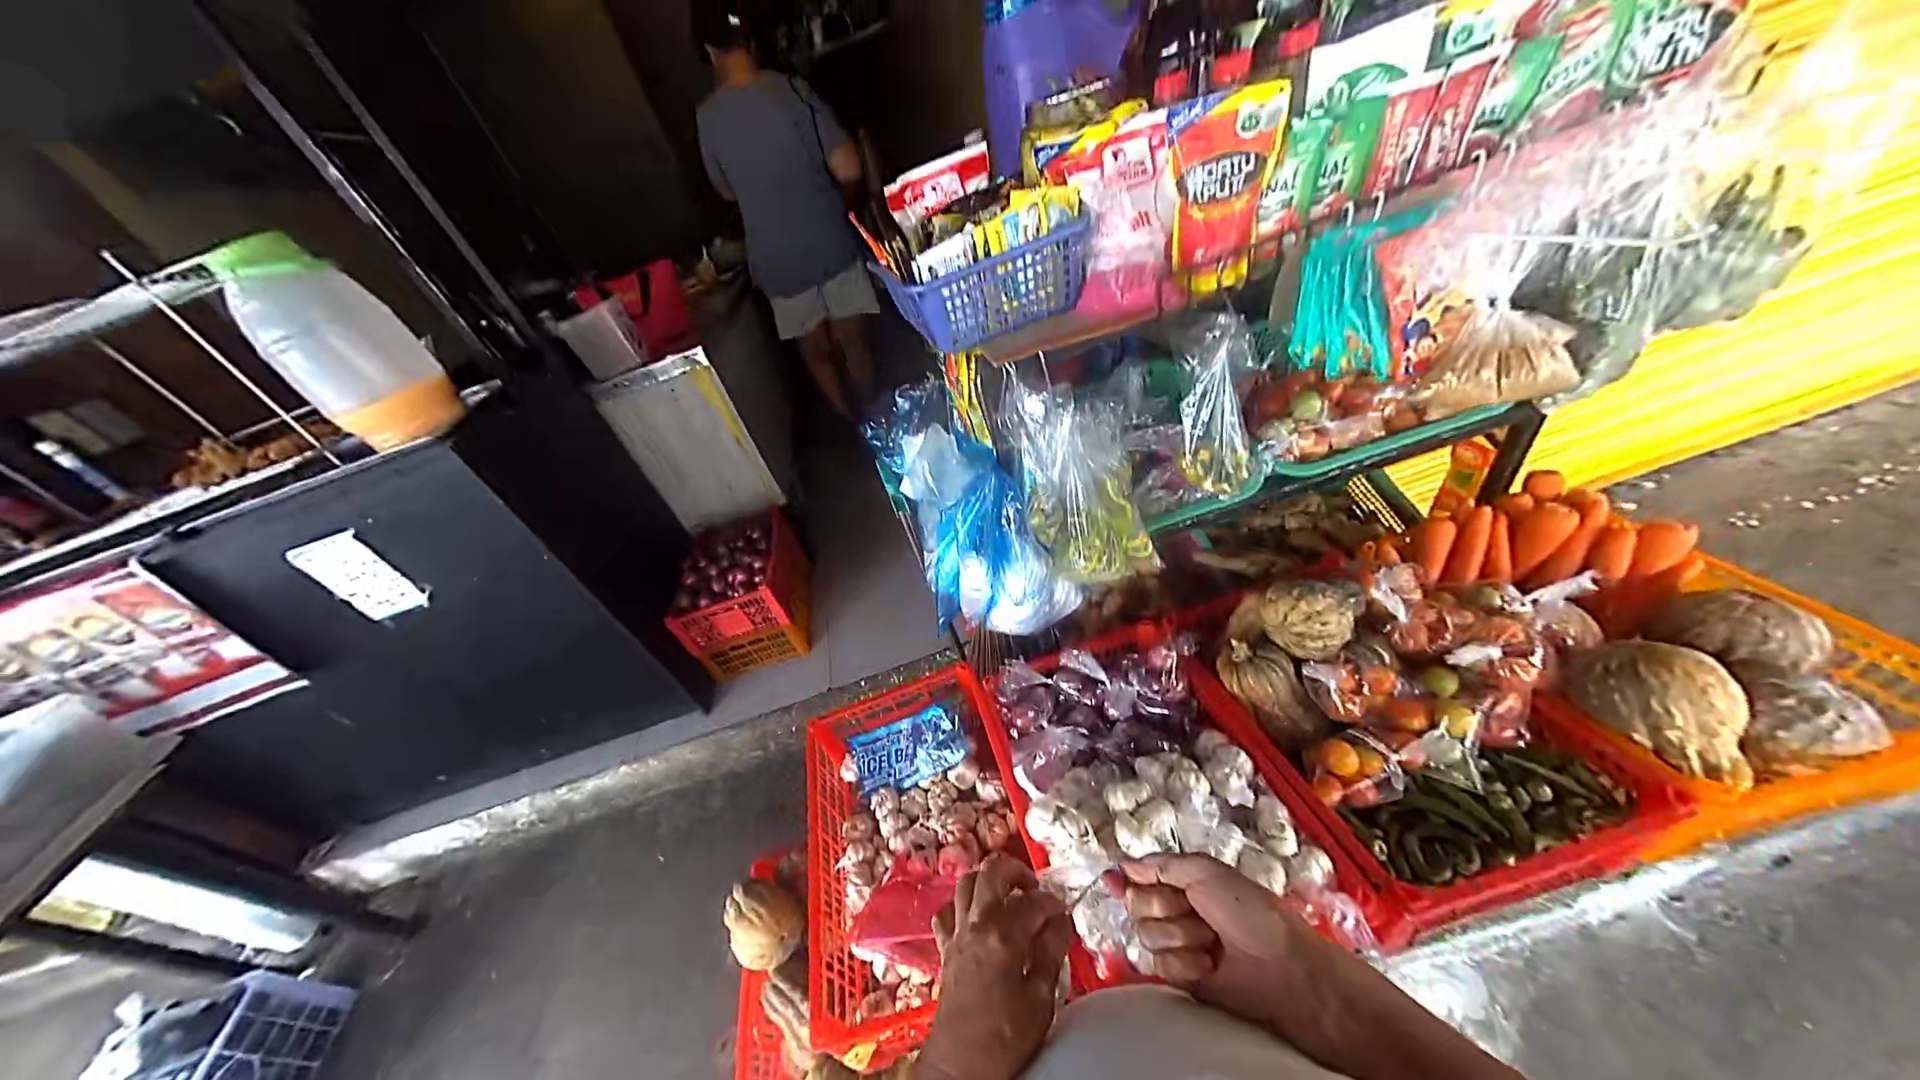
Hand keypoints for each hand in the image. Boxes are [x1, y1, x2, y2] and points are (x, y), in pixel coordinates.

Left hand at [917, 856, 1072, 1079]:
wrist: (959, 1065)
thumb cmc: (1004, 1039)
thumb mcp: (1040, 1000)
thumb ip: (1051, 954)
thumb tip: (1061, 922)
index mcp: (1003, 936)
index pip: (1033, 902)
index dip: (1053, 903)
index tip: (1063, 911)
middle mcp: (976, 925)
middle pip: (992, 872)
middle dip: (1017, 870)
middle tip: (1034, 888)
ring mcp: (957, 933)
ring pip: (966, 882)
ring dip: (989, 881)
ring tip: (1009, 895)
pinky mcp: (945, 947)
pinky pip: (948, 909)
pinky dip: (962, 904)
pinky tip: (977, 916)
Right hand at [1120, 853, 1317, 1030]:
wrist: (1280, 967)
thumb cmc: (1250, 911)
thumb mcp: (1205, 871)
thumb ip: (1161, 864)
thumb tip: (1124, 865)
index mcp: (1181, 881)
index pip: (1138, 876)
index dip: (1125, 878)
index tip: (1114, 880)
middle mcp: (1175, 910)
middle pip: (1136, 904)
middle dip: (1162, 906)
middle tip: (1193, 910)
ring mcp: (1177, 943)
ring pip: (1146, 934)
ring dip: (1178, 935)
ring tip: (1209, 940)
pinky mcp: (1181, 976)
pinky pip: (1159, 965)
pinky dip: (1183, 963)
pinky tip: (1207, 963)